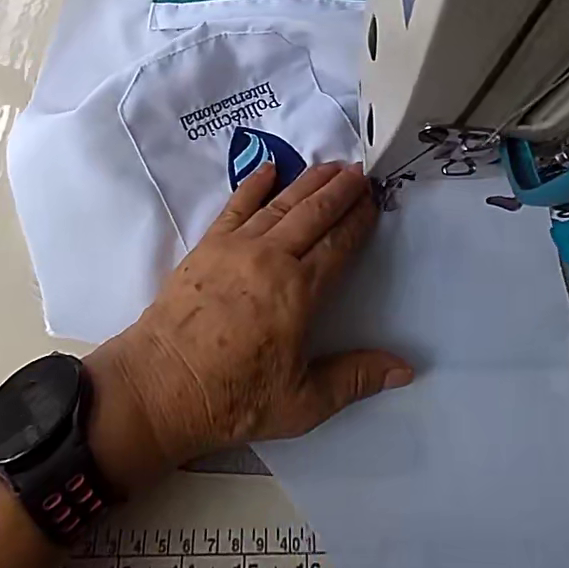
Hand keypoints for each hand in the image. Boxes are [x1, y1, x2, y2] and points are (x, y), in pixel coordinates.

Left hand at [85, 161, 411, 493]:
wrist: (162, 384)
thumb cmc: (234, 396)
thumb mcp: (303, 402)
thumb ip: (355, 379)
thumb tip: (406, 368)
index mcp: (298, 292)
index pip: (337, 246)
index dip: (357, 221)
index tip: (373, 199)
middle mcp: (268, 259)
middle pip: (311, 216)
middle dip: (338, 191)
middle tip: (358, 171)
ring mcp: (233, 249)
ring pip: (278, 205)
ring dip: (305, 183)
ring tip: (328, 165)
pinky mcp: (205, 247)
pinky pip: (234, 207)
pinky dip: (253, 186)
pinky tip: (268, 169)